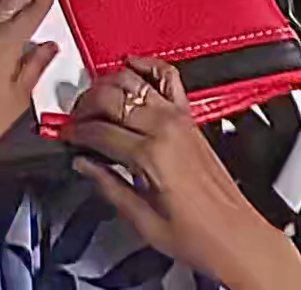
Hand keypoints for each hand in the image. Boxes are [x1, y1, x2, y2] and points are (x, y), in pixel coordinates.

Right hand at [64, 60, 300, 288]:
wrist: (235, 236)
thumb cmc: (197, 235)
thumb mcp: (143, 223)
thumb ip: (108, 186)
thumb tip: (83, 163)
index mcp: (150, 155)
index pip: (99, 130)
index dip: (76, 132)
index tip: (65, 135)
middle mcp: (164, 126)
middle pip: (111, 97)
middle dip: (85, 105)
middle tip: (74, 118)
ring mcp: (177, 115)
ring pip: (131, 80)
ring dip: (106, 84)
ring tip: (93, 97)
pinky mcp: (187, 112)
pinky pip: (166, 74)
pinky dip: (146, 64)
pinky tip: (130, 65)